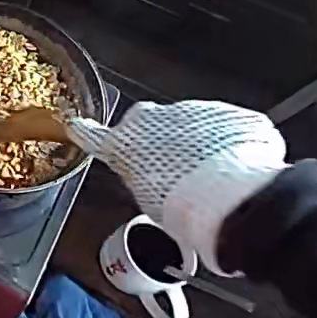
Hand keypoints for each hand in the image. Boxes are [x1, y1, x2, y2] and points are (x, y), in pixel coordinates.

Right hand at [67, 100, 288, 270]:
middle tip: (176, 168)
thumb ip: (143, 178)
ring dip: (198, 142)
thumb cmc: (185, 206)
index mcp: (121, 144)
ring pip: (188, 123)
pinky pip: (223, 124)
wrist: (235, 197)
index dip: (84, 131)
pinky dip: (230, 141)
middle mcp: (149, 119)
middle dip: (158, 138)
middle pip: (147, 123)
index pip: (92, 135)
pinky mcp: (224, 111)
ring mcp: (188, 111)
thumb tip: (151, 180)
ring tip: (215, 175)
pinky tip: (240, 166)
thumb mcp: (149, 201)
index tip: (76, 126)